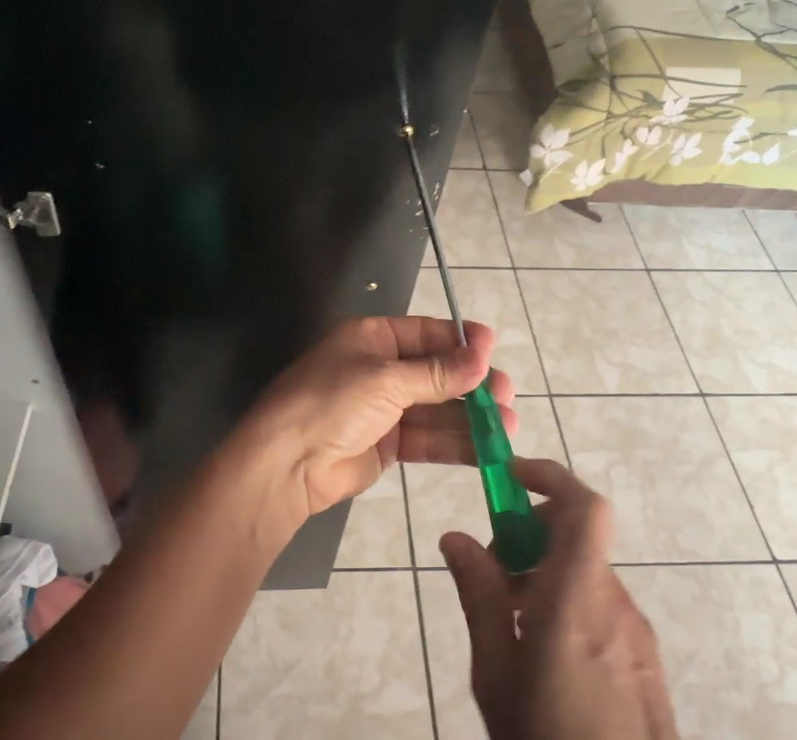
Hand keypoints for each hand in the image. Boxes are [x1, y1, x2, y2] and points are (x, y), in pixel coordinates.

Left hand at [238, 315, 517, 516]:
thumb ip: (436, 373)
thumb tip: (481, 359)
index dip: (461, 341)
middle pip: (436, 372)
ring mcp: (383, 408)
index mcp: (372, 338)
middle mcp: (380, 369)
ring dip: (471, 417)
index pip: (426, 333)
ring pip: (436, 409)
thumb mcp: (385, 380)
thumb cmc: (332, 403)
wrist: (287, 463)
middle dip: (472, 384)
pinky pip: (428, 438)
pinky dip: (455, 443)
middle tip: (507, 394)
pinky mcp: (387, 444)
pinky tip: (487, 448)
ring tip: (509, 426)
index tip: (494, 350)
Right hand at [440, 459, 677, 739]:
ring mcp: (637, 634)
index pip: (584, 508)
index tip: (509, 476)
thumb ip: (481, 597)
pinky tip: (544, 654)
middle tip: (492, 571)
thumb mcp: (496, 673)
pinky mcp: (646, 661)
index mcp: (577, 600)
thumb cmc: (546, 733)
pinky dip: (569, 604)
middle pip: (578, 537)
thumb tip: (456, 537)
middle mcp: (615, 605)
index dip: (551, 477)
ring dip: (547, 574)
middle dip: (531, 534)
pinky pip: (603, 608)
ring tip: (510, 623)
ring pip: (587, 575)